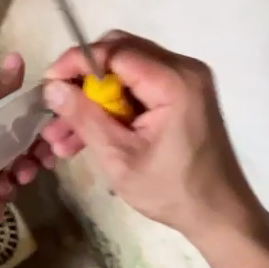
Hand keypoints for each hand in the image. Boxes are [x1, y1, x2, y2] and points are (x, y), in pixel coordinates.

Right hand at [39, 31, 258, 240]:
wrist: (220, 216)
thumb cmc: (173, 191)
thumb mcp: (120, 158)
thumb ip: (84, 117)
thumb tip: (50, 87)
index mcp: (174, 82)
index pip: (114, 51)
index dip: (77, 62)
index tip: (48, 83)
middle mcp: (183, 69)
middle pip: (118, 53)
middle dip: (82, 80)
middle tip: (57, 105)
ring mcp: (184, 79)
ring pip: (123, 71)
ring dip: (92, 97)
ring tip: (61, 134)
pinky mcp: (181, 93)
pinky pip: (136, 86)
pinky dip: (112, 105)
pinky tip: (86, 134)